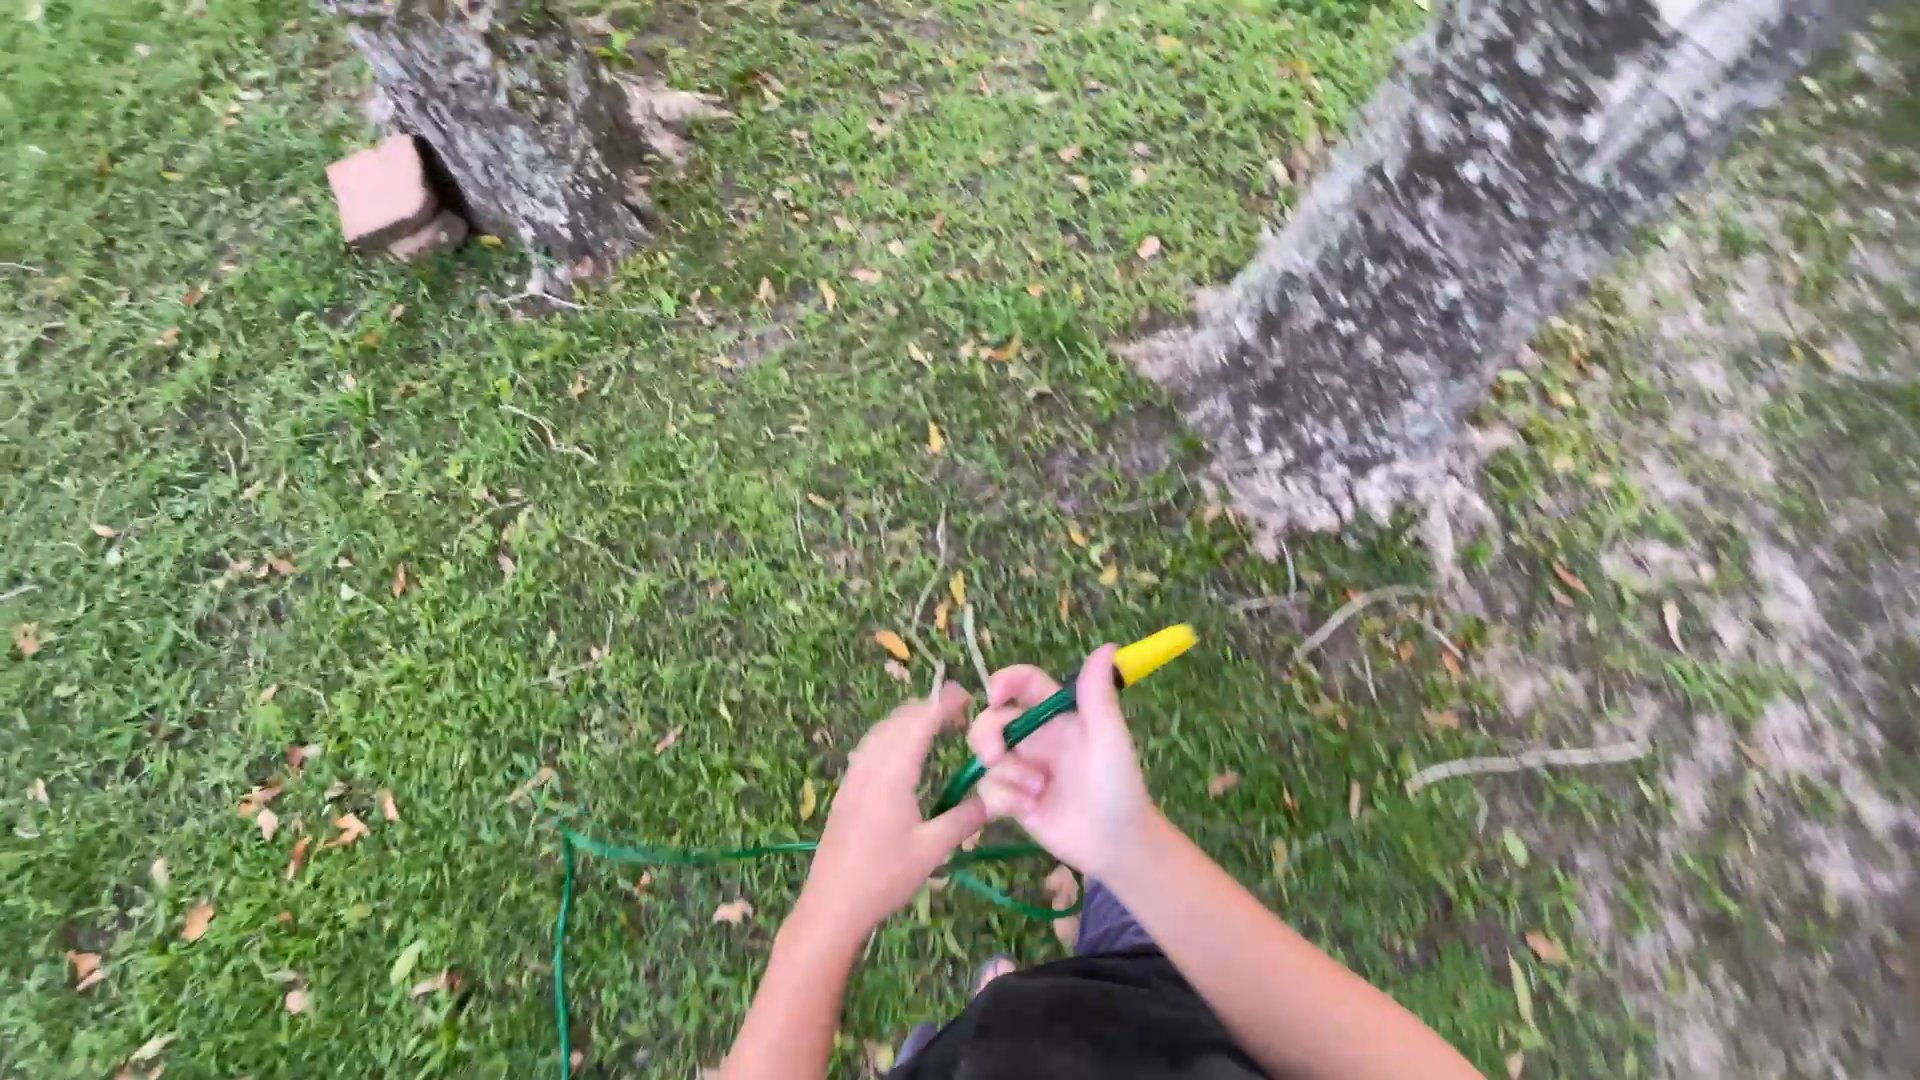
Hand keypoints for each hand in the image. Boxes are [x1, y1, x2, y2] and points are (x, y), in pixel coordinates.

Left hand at [797, 683, 986, 941]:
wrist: (831, 904)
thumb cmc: (884, 877)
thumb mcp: (932, 850)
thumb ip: (963, 819)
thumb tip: (992, 799)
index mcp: (893, 773)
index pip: (920, 722)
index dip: (943, 703)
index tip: (967, 695)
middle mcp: (870, 765)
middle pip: (899, 719)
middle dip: (928, 707)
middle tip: (959, 711)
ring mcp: (854, 776)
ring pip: (882, 730)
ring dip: (909, 720)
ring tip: (936, 725)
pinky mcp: (846, 789)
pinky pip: (870, 746)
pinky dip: (892, 735)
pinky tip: (904, 752)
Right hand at [967, 645, 1157, 878]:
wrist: (1117, 844)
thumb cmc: (1119, 784)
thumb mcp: (1110, 737)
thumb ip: (1098, 695)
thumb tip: (1107, 646)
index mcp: (1056, 716)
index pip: (1023, 683)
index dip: (1004, 680)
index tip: (995, 695)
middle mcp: (1035, 738)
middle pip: (991, 720)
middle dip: (986, 735)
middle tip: (997, 755)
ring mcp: (1021, 769)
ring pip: (987, 758)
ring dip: (1007, 775)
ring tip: (1036, 792)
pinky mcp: (1012, 800)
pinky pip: (988, 790)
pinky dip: (1004, 800)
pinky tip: (1029, 810)